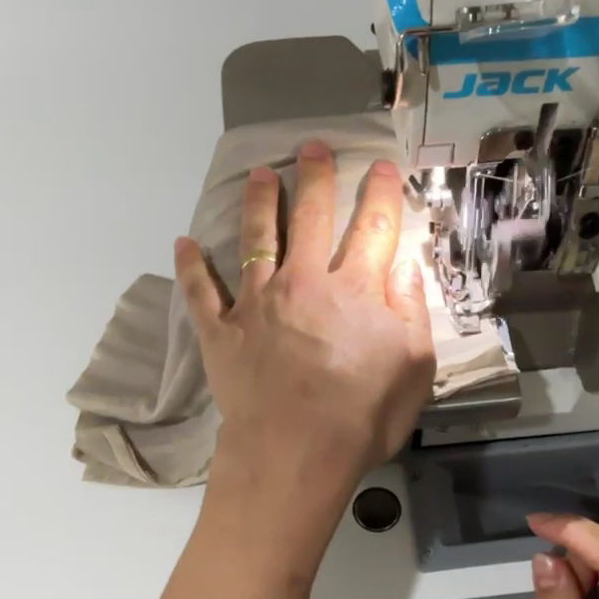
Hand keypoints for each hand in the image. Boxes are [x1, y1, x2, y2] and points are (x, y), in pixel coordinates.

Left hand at [173, 139, 436, 495]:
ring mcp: (257, 303)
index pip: (375, 228)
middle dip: (316, 176)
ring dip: (261, 202)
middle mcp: (306, 281)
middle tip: (313, 146)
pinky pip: (202, 291)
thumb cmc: (363, 417)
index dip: (382, 194)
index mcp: (357, 291)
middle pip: (313, 217)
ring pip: (258, 238)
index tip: (383, 166)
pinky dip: (191, 267)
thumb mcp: (415, 369)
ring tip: (259, 174)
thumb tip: (405, 267)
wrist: (296, 452)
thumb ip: (412, 312)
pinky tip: (184, 244)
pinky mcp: (221, 330)